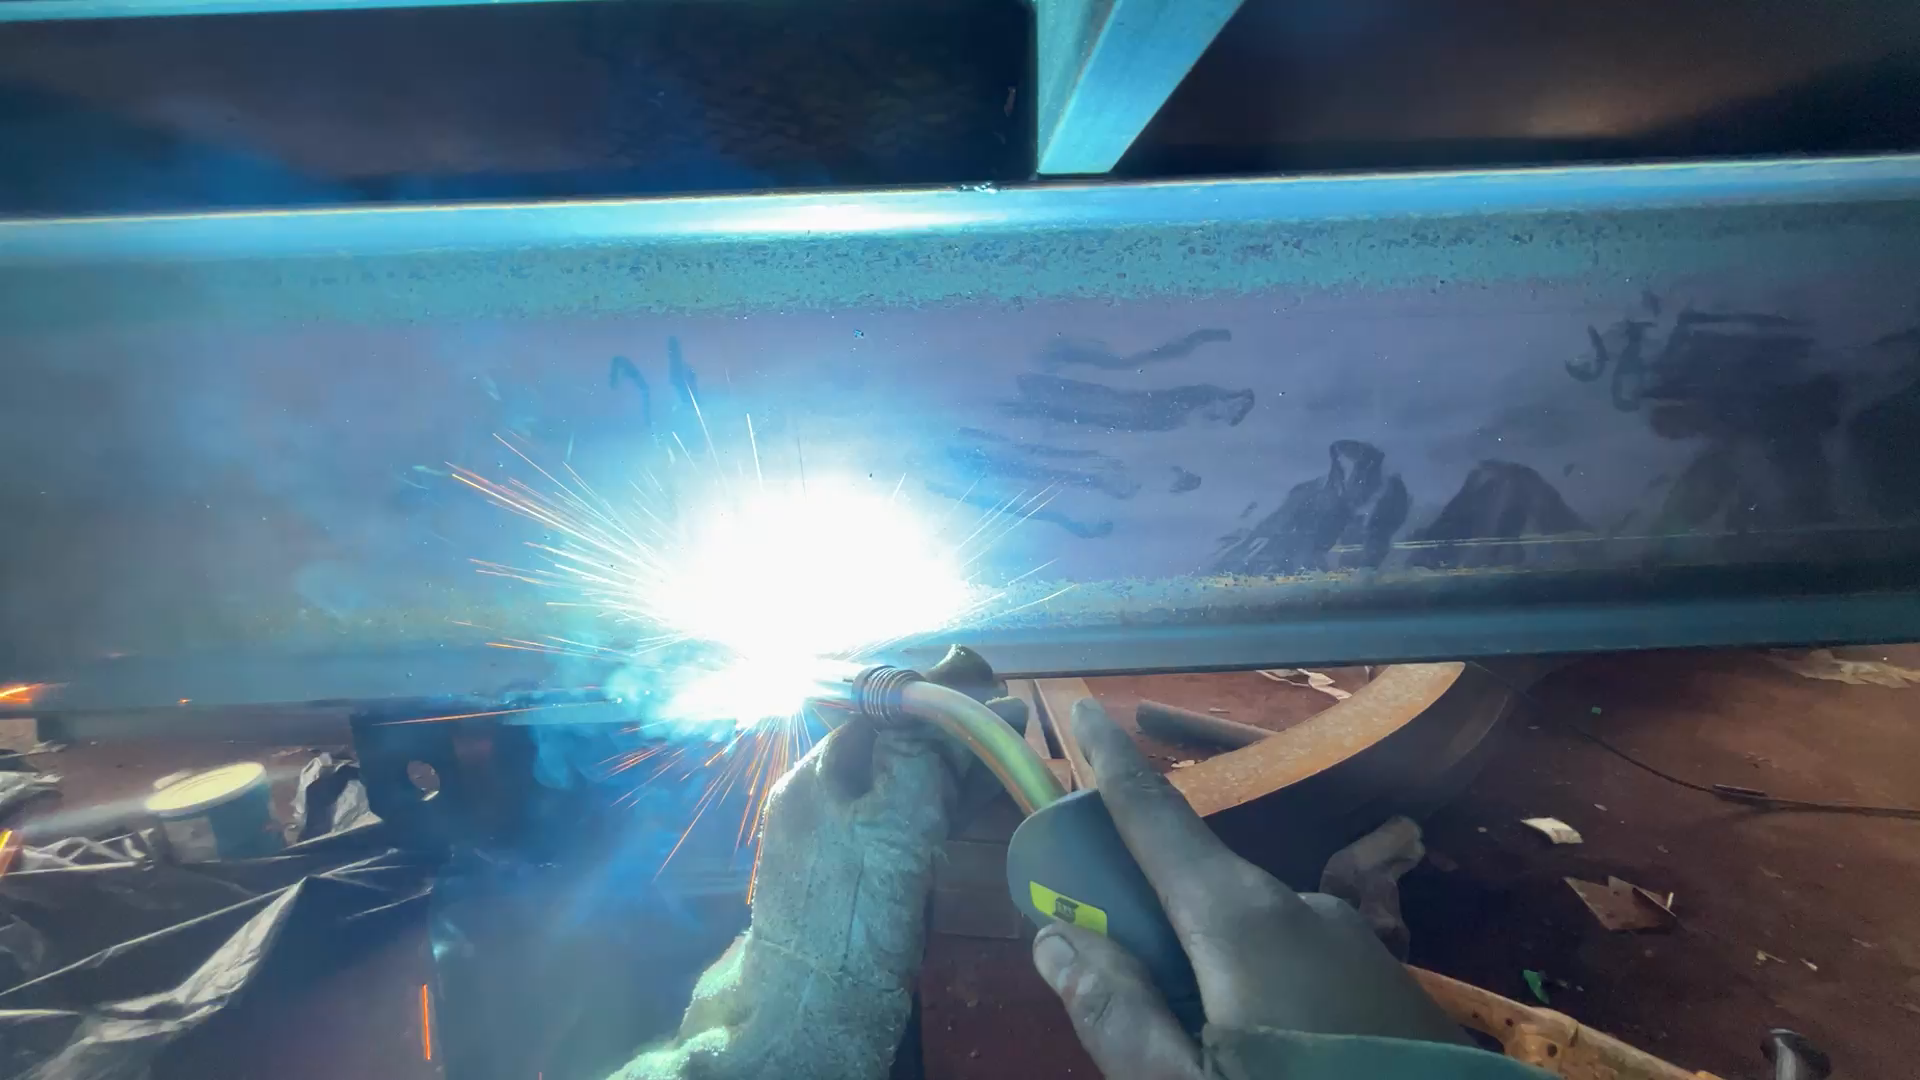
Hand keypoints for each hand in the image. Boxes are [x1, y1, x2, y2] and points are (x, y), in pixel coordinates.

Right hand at [1030, 699, 1465, 1079]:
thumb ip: (1117, 1016)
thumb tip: (1056, 939)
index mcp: (1241, 921)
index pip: (1155, 812)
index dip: (1110, 758)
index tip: (1085, 706)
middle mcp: (1299, 907)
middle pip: (1195, 880)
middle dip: (1149, 906)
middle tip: (1131, 977)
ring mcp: (1356, 941)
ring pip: (1247, 928)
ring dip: (1210, 959)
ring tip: (1217, 1047)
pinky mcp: (1393, 981)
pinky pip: (1298, 960)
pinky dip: (1264, 986)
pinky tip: (1284, 1057)